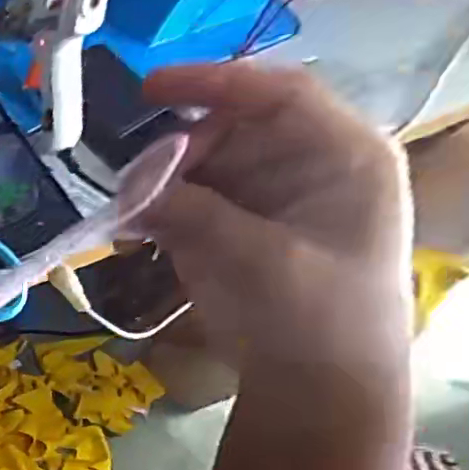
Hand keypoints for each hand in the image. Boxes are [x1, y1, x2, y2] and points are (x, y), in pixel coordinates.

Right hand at [142, 64, 413, 374]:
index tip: (149, 88)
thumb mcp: (252, 260)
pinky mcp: (239, 232)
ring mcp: (270, 201)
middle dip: (176, 154)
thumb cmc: (309, 318)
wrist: (318, 387)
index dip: (214, 82)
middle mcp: (306, 168)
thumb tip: (130, 188)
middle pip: (231, 132)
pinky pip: (193, 204)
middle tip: (132, 190)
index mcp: (341, 157)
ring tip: (128, 220)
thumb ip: (191, 213)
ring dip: (161, 188)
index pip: (278, 94)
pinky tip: (136, 234)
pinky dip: (161, 214)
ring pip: (205, 169)